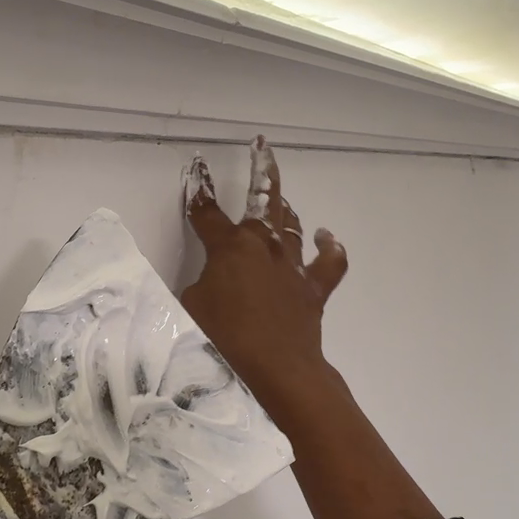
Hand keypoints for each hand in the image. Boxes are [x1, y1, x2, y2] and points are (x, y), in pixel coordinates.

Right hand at [180, 137, 348, 414]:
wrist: (276, 371)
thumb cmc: (223, 338)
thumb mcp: (191, 306)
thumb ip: (201, 283)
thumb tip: (213, 281)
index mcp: (229, 248)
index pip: (206, 213)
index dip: (197, 192)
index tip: (195, 169)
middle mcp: (263, 247)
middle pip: (263, 201)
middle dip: (261, 172)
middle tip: (262, 148)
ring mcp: (292, 267)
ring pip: (291, 225)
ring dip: (284, 209)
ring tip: (279, 197)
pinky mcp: (312, 290)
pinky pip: (327, 263)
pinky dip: (327, 248)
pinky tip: (325, 236)